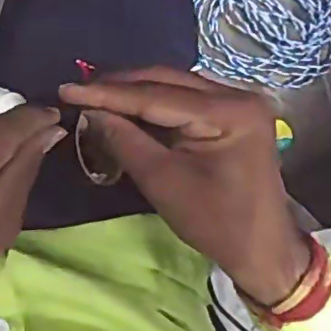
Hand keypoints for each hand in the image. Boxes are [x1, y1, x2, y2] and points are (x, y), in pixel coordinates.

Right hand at [59, 67, 309, 305]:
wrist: (263, 250)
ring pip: (172, 85)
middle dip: (119, 86)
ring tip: (92, 97)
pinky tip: (123, 106)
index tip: (67, 90)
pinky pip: (182, 98)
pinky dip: (150, 103)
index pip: (156, 96)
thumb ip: (124, 140)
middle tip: (76, 91)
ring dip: (132, 92)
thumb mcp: (162, 181)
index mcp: (229, 112)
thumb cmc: (216, 222)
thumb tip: (89, 112)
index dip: (107, 93)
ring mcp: (237, 102)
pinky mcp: (231, 113)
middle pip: (165, 81)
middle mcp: (238, 95)